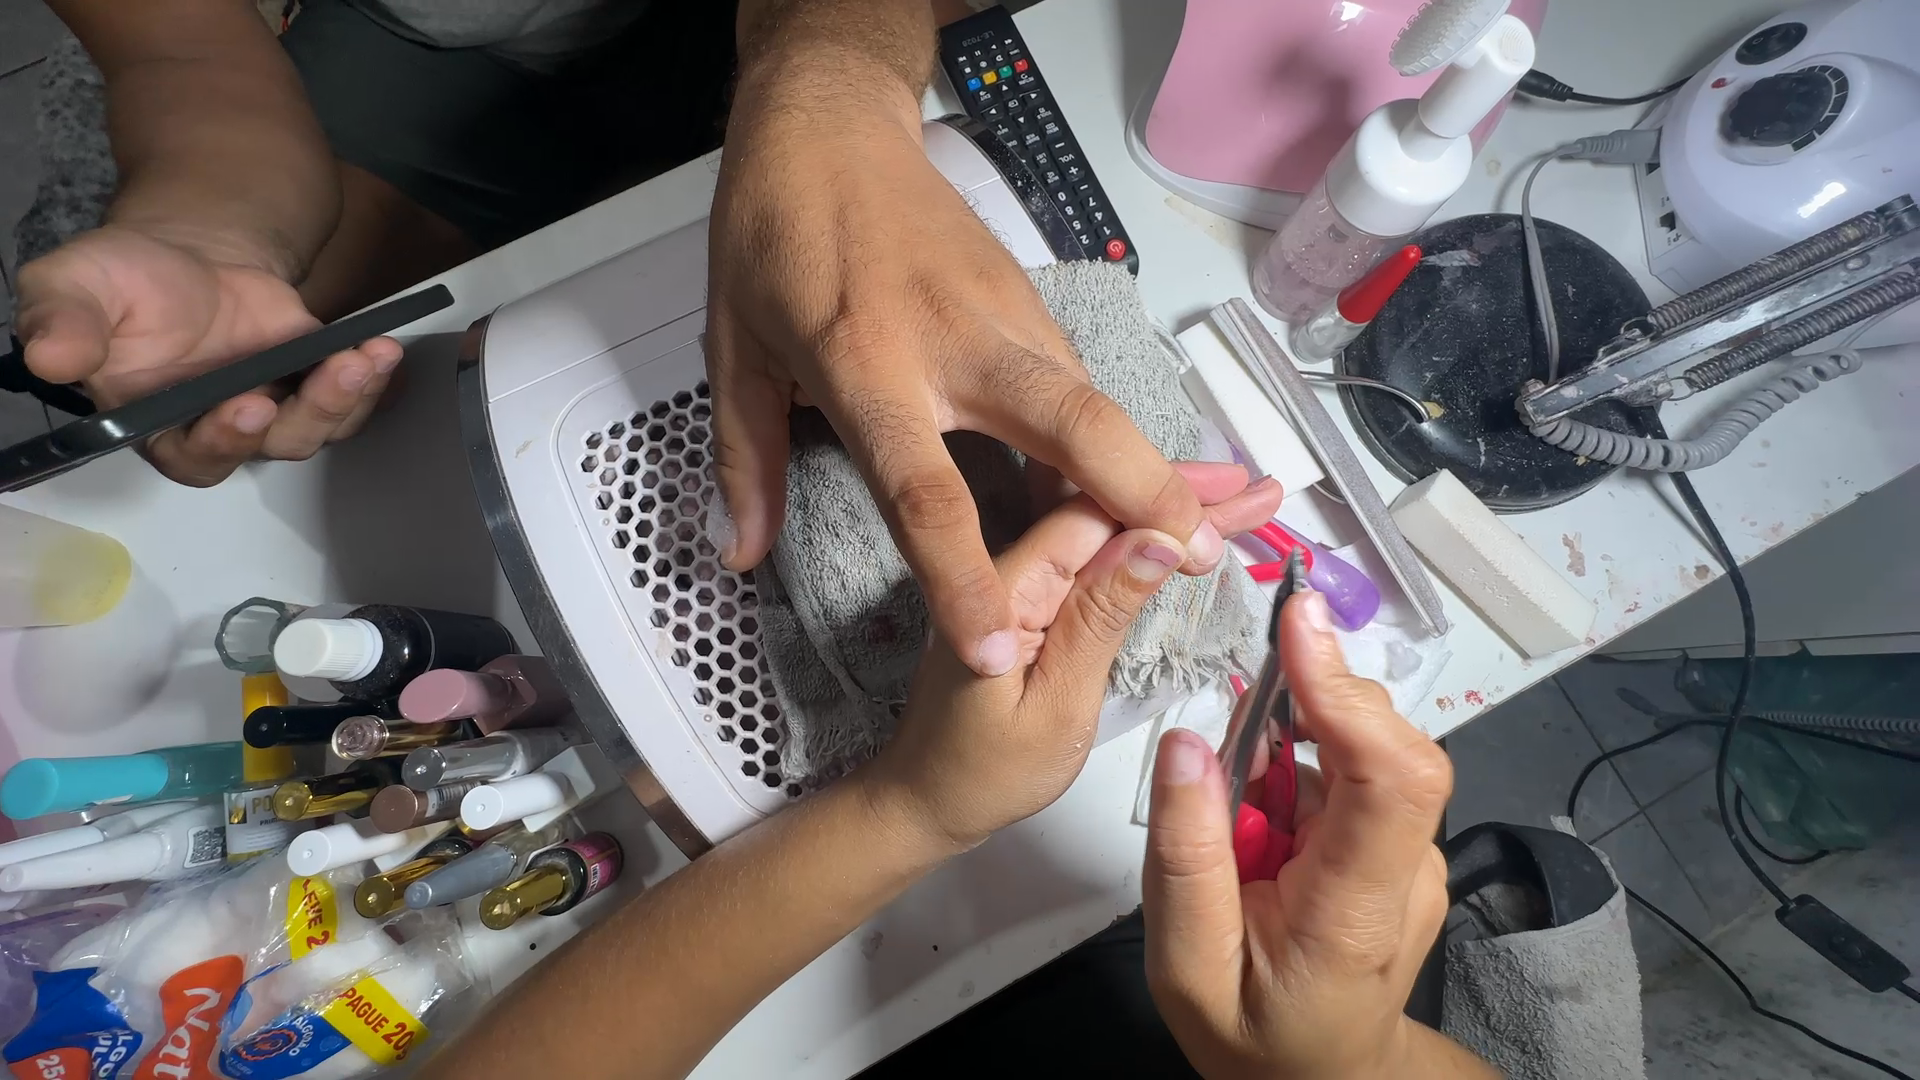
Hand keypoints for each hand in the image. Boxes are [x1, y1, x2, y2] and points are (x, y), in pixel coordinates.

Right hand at [15, 225, 401, 485]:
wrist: (193, 259)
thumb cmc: (125, 279)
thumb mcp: (75, 284)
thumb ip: (62, 321)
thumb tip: (49, 359)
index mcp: (158, 419)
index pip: (195, 456)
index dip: (226, 442)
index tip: (251, 404)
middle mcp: (225, 425)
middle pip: (279, 444)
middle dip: (313, 412)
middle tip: (338, 369)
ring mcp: (281, 409)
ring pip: (326, 425)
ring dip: (354, 394)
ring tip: (369, 354)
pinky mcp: (319, 387)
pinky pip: (356, 400)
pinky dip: (375, 379)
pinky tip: (382, 350)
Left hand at [707, 60, 1215, 680]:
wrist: (827, 127)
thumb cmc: (773, 238)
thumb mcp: (733, 351)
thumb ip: (743, 460)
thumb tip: (740, 553)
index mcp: (866, 367)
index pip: (925, 495)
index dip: (963, 581)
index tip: (999, 656)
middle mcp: (953, 345)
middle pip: (1069, 426)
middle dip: (1137, 495)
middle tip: (1193, 559)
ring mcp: (1004, 314)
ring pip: (1092, 399)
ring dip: (1144, 466)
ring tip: (1185, 533)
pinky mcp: (1027, 298)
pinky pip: (1078, 381)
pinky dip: (1107, 437)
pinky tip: (1117, 477)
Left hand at [864, 462, 1280, 852]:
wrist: (928, 795)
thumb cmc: (988, 771)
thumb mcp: (1056, 705)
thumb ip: (1101, 618)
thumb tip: (1158, 539)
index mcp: (1008, 586)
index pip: (1091, 519)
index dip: (1163, 503)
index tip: (1234, 498)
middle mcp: (1007, 567)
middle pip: (1099, 512)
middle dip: (1180, 497)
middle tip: (1255, 487)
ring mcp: (1015, 580)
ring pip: (1099, 530)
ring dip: (1166, 513)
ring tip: (1236, 498)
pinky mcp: (1026, 598)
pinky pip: (1088, 558)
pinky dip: (1137, 543)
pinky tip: (1176, 532)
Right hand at [1143, 593, 1477, 1079]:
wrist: (1319, 1072)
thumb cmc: (1253, 1030)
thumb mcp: (1186, 961)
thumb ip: (1185, 854)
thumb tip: (1188, 741)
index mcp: (1356, 906)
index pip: (1391, 777)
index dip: (1346, 691)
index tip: (1296, 624)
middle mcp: (1405, 868)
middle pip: (1382, 741)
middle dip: (1301, 704)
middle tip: (1226, 749)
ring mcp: (1407, 852)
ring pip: (1356, 745)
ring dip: (1282, 744)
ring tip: (1234, 816)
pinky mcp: (1391, 840)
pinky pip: (1341, 767)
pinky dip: (1288, 765)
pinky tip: (1256, 817)